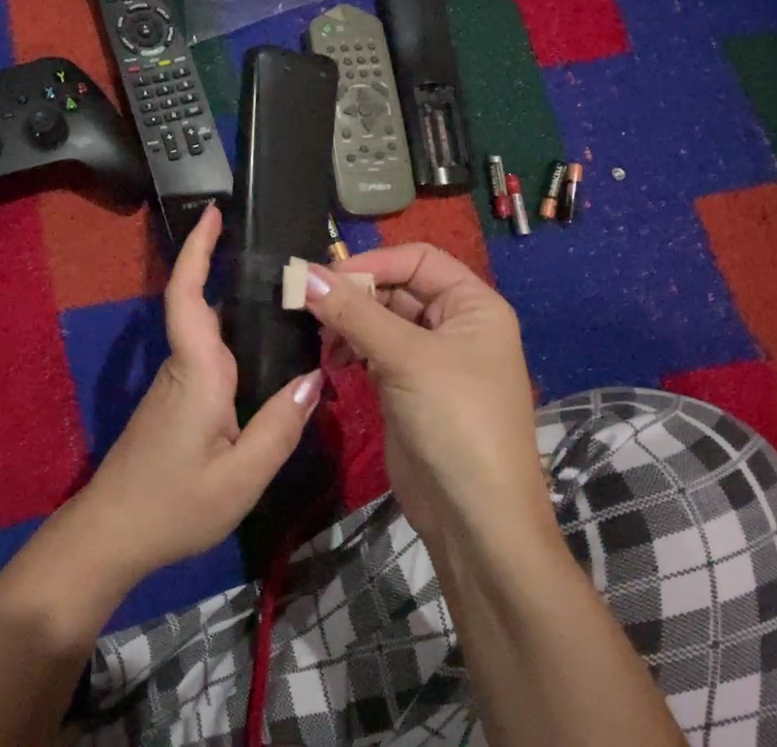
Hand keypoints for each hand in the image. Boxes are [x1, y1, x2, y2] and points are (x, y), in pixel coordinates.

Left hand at [67, 205, 321, 579]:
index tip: (215, 213)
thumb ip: (279, 426)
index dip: (199, 251)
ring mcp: (176, 387)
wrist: (111, 535)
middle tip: (290, 262)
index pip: (189, 295)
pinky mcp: (176, 405)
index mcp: (197, 374)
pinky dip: (238, 346)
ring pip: (210, 336)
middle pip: (205, 308)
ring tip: (296, 305)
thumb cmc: (173, 507)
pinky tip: (271, 359)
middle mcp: (183, 368)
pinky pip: (211, 361)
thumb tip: (314, 377)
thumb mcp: (241, 478)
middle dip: (232, 272)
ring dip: (242, 312)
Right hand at [301, 244, 549, 538]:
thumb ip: (353, 313)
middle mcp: (455, 325)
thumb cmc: (456, 421)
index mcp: (473, 305)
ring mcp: (431, 359)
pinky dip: (349, 350)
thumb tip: (301, 272)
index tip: (323, 280)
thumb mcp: (406, 359)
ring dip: (346, 324)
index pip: (418, 259)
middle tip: (306, 310)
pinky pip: (373, 352)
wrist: (475, 515)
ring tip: (319, 342)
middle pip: (395, 288)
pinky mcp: (407, 388)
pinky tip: (330, 362)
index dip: (372, 262)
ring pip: (379, 321)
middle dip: (352, 295)